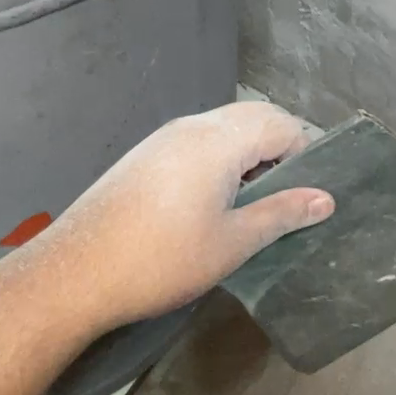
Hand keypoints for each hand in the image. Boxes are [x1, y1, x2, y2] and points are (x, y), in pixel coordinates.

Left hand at [19, 102, 334, 330]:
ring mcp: (165, 138)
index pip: (284, 125)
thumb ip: (283, 213)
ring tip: (250, 201)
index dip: (304, 156)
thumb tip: (326, 199)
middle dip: (281, 147)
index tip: (301, 196)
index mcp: (219, 141)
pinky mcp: (146, 154)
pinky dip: (223, 157)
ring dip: (251, 152)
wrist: (68, 277)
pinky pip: (202, 139)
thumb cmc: (160, 260)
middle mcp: (193, 127)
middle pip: (258, 116)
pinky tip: (212, 200)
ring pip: (228, 126)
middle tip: (283, 196)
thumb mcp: (232, 243)